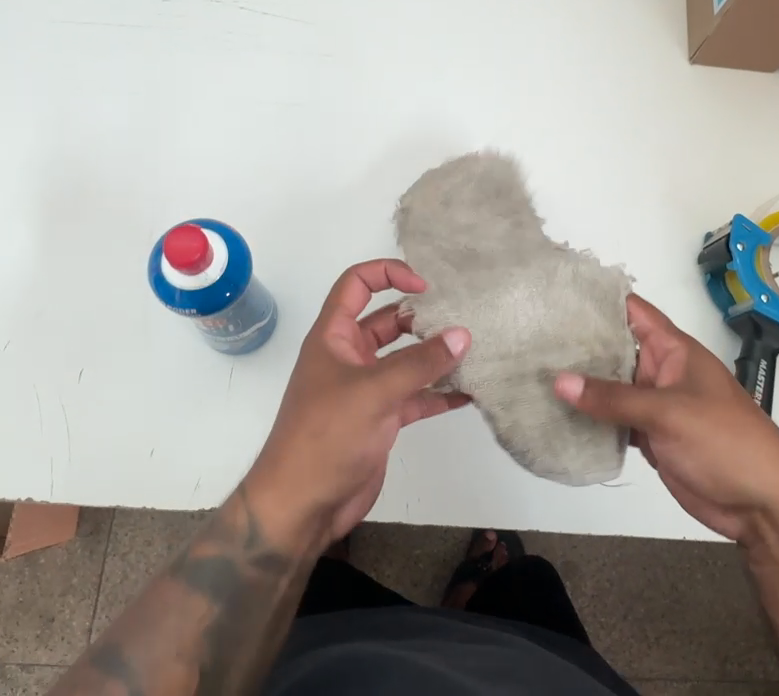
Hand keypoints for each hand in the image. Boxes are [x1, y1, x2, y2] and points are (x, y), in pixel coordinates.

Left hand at [243, 260, 470, 552]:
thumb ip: (420, 363)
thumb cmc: (325, 437)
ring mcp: (366, 389)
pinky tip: (471, 393)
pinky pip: (416, 396)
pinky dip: (440, 393)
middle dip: (423, 317)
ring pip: (406, 360)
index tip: (426, 287)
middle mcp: (350, 356)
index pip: (357, 283)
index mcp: (334, 336)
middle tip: (463, 319)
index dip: (389, 274)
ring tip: (476, 351)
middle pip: (389, 321)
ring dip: (436, 356)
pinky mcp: (381, 420)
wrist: (302, 506)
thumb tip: (463, 336)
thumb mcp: (373, 392)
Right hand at [554, 295, 778, 542]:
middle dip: (577, 344)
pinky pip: (613, 421)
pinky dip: (590, 419)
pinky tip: (557, 415)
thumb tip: (558, 381)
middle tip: (529, 337)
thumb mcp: (668, 413)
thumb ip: (612, 398)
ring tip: (532, 372)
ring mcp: (655, 405)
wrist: (762, 503)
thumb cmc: (725, 441)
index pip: (631, 311)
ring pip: (610, 387)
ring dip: (580, 384)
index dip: (597, 299)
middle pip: (614, 349)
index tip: (555, 294)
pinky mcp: (650, 436)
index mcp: (673, 350)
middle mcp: (660, 371)